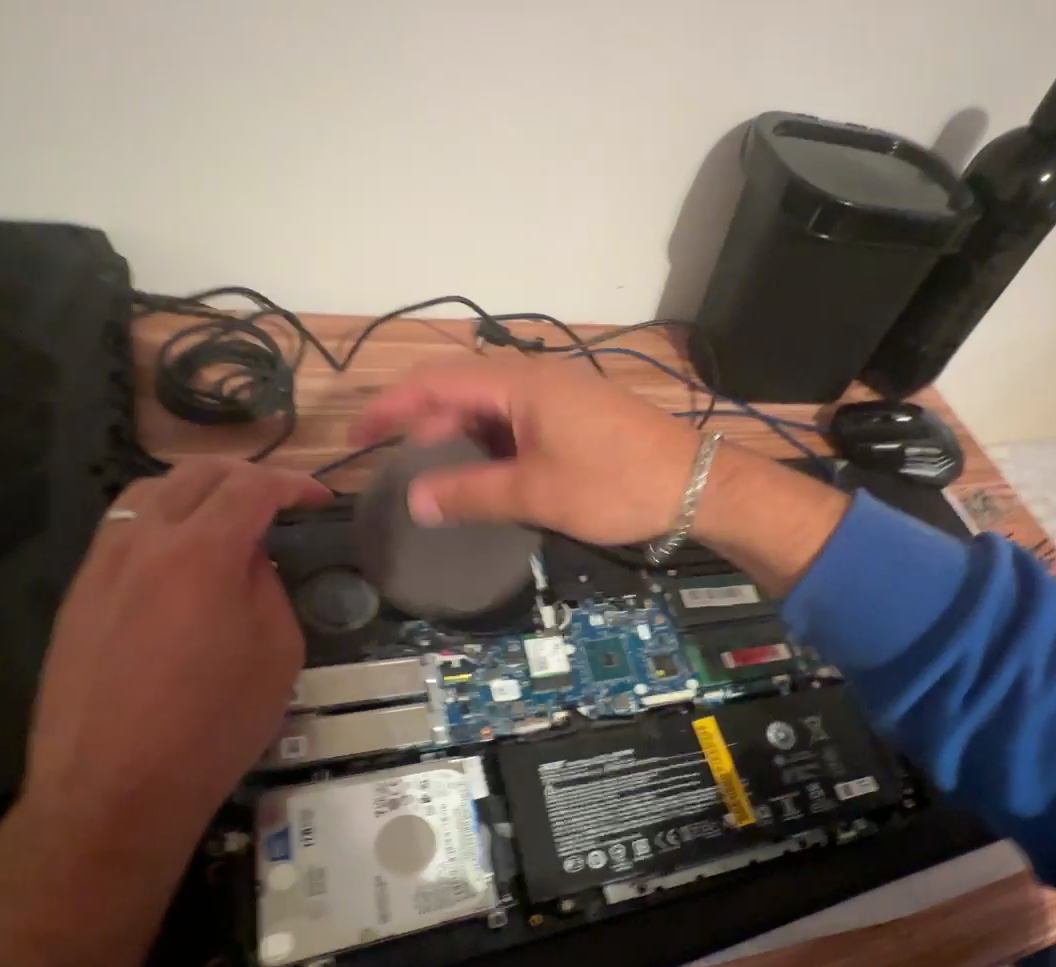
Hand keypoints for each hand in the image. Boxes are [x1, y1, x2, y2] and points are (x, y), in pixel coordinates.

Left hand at [0, 458, 329, 966]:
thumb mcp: (276, 653)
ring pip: (147, 493)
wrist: (112, 790)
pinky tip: (179, 556)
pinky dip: (160, 520)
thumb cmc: (214, 724)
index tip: (320, 499)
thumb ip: (268, 588)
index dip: (294, 484)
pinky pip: (121, 530)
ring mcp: (102, 566)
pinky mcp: (78, 595)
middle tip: (279, 500)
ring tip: (225, 515)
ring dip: (196, 490)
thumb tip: (252, 558)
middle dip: (247, 476)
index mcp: (203, 553)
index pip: (253, 488)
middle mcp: (145, 542)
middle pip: (196, 475)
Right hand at [352, 359, 703, 543]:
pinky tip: (490, 472)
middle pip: (462, 390)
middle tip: (400, 465)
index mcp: (520, 384)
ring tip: (440, 475)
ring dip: (461, 436)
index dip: (391, 406)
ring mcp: (561, 394)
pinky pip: (520, 419)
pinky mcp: (579, 414)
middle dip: (425, 424)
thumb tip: (414, 499)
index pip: (436, 381)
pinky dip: (493, 442)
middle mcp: (537, 377)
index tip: (358, 434)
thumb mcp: (536, 493)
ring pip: (492, 407)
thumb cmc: (615, 485)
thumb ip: (470, 494)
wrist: (697, 483)